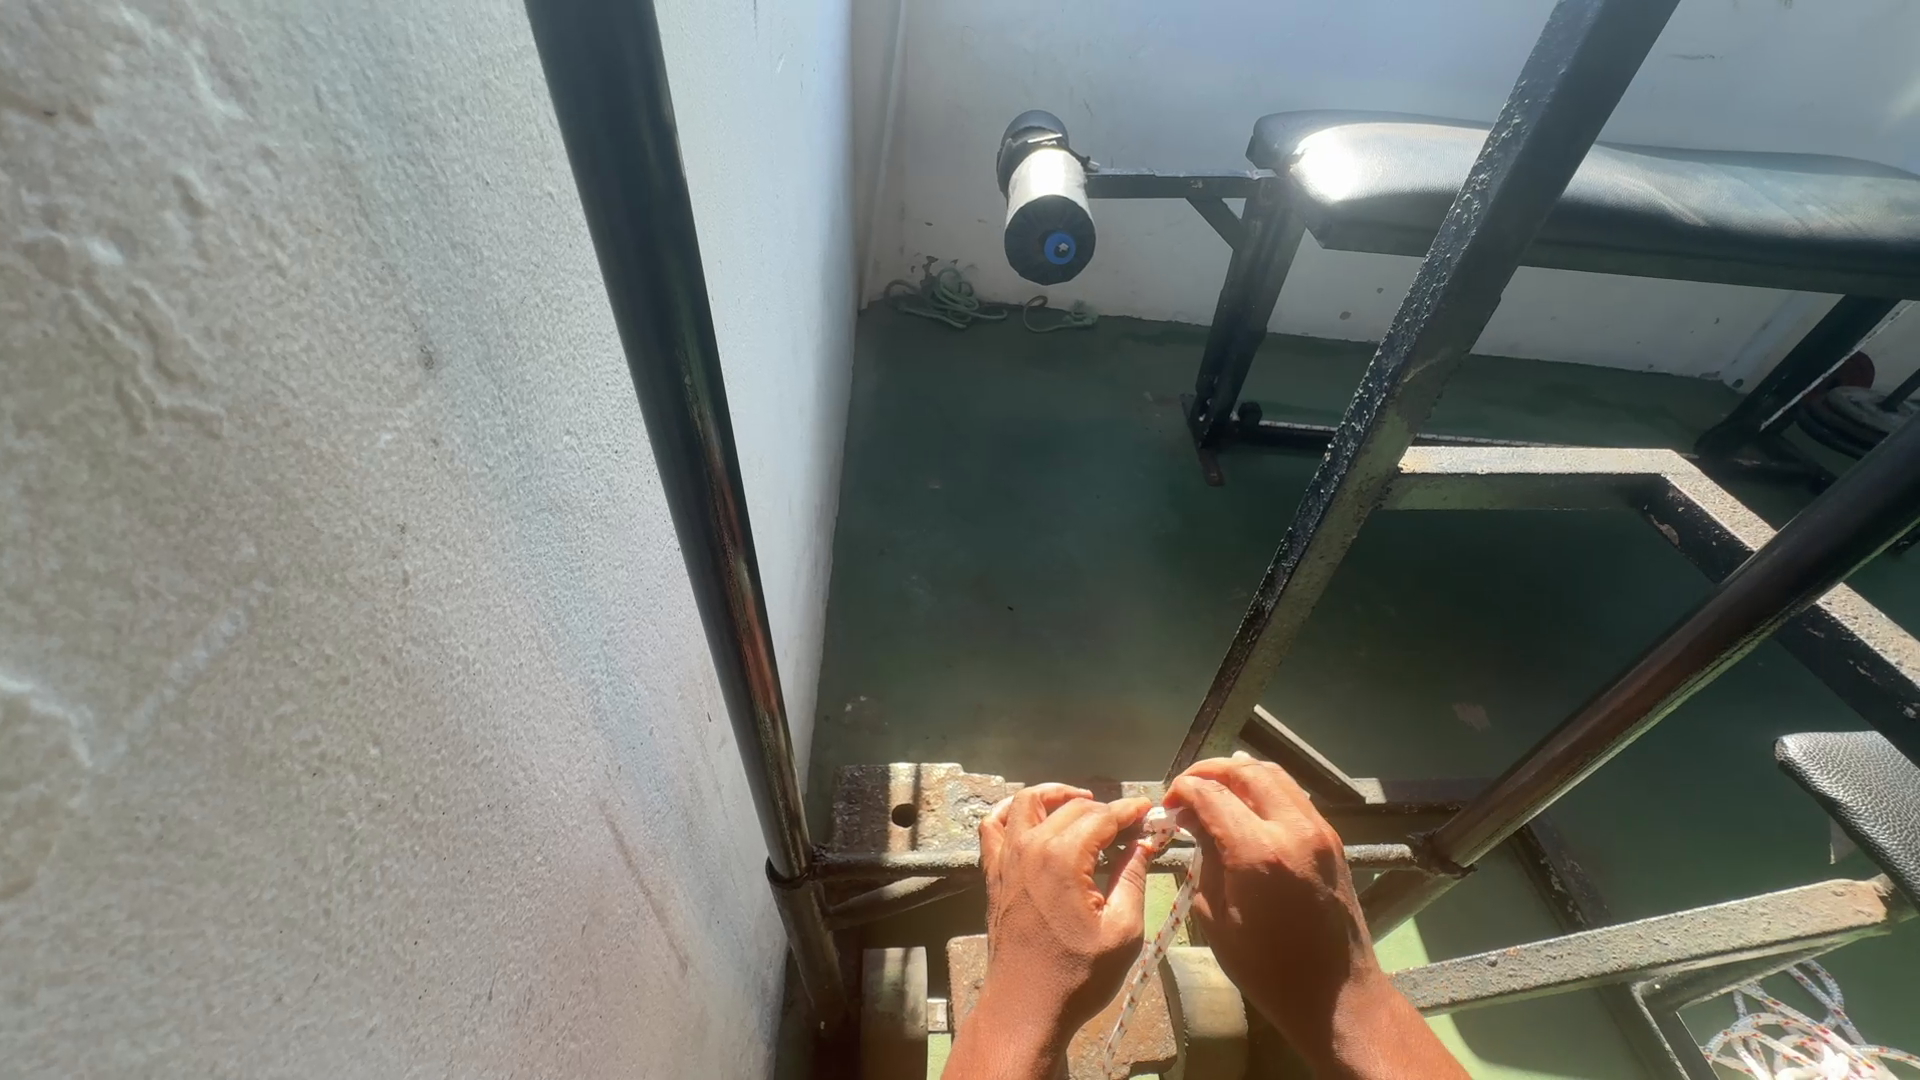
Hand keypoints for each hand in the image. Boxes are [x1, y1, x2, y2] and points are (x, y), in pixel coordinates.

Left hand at [943, 784, 1152, 1078]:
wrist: (1026, 1006)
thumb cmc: (1078, 975)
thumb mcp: (1122, 930)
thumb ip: (1132, 877)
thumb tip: (1144, 842)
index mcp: (1063, 857)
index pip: (1102, 817)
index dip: (1128, 811)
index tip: (1147, 810)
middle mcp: (1030, 845)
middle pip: (1071, 807)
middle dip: (1103, 809)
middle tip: (1127, 824)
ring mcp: (1006, 855)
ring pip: (1028, 801)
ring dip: (1056, 796)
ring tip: (1082, 803)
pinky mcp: (992, 870)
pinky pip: (993, 824)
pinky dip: (1011, 811)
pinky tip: (1030, 816)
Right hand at [1165, 754, 1466, 1078]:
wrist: (1338, 1000)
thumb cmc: (1266, 969)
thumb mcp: (1215, 916)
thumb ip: (1202, 856)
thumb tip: (1191, 818)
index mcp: (1258, 853)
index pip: (1210, 794)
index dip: (1181, 791)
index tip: (1168, 805)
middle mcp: (1292, 830)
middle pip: (1243, 770)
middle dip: (1207, 771)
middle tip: (1186, 790)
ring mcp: (1318, 830)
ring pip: (1272, 773)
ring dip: (1237, 773)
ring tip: (1214, 791)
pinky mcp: (1332, 839)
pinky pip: (1292, 793)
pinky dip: (1263, 787)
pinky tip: (1245, 802)